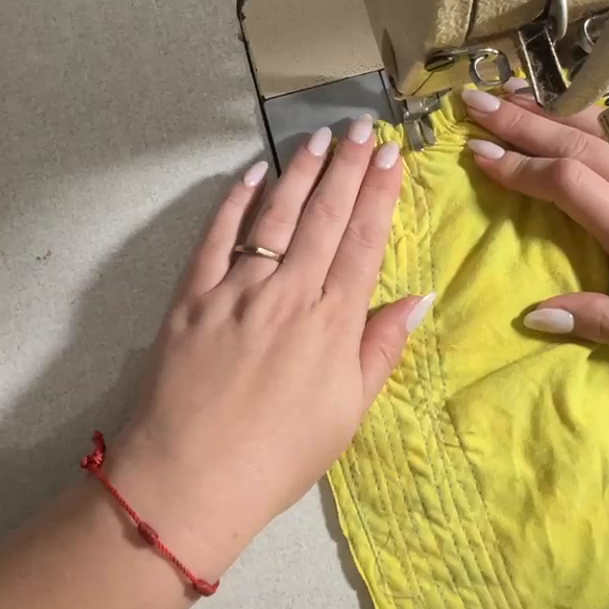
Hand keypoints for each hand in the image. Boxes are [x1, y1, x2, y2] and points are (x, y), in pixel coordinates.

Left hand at [111, 117, 433, 573]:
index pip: (363, 241)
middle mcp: (289, 293)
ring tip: (317, 139)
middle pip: (324, 217)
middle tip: (359, 127)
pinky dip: (233, 203)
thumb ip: (380, 349)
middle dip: (346, 167)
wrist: (189, 481)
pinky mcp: (191, 296)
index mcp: (333, 322)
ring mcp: (236, 289)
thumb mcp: (348, 413)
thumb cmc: (280, 456)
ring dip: (298, 173)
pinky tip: (251, 174)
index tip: (390, 156)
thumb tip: (418, 298)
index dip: (379, 194)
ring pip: (275, 217)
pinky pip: (215, 238)